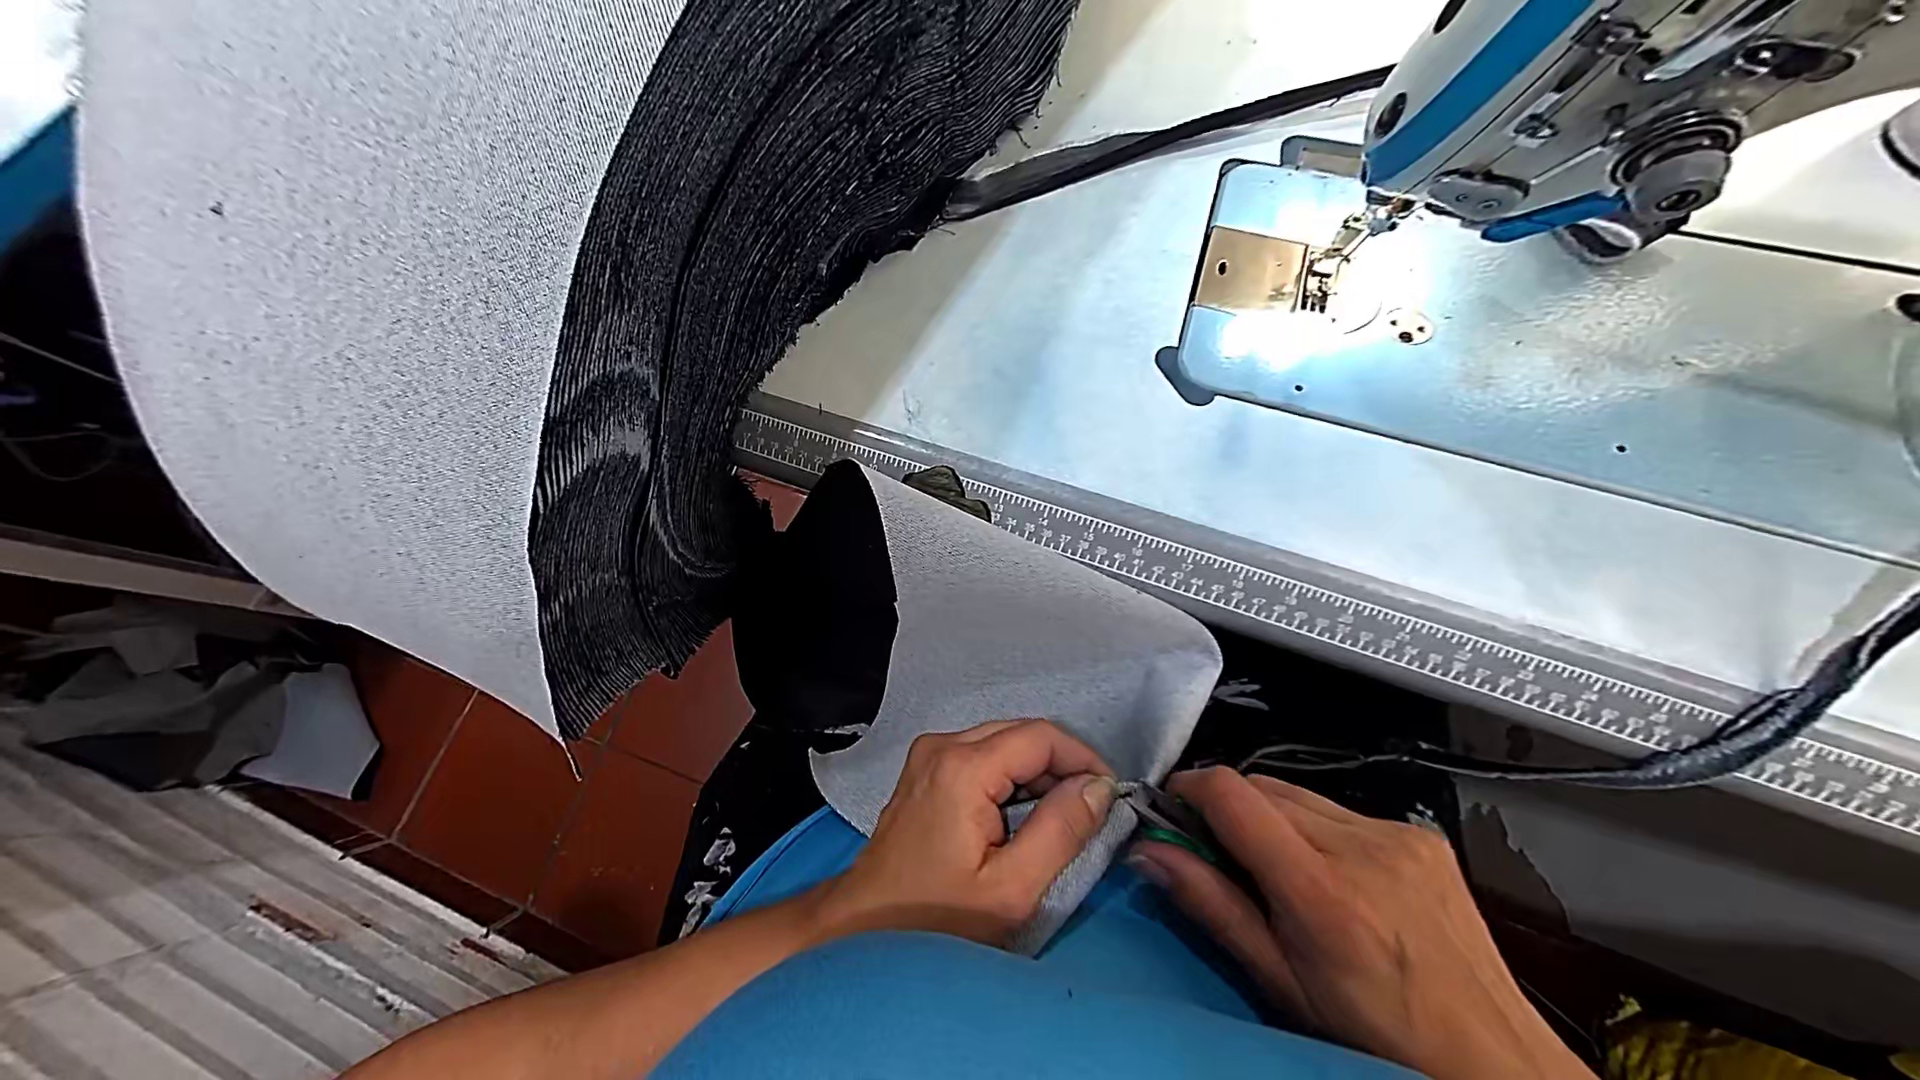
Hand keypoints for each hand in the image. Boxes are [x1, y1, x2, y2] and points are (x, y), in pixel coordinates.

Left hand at [815, 718, 1117, 947]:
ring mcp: (929, 755)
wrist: (862, 929)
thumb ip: (1061, 831)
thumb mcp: (1011, 888)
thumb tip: (1099, 788)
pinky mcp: (925, 770)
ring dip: (1038, 773)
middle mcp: (942, 746)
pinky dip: (1011, 777)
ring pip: (1003, 741)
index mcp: (962, 767)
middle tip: (1088, 811)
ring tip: (1059, 819)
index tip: (1108, 797)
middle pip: (1022, 733)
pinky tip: (1022, 816)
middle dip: (1062, 766)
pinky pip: (982, 755)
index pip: (1041, 736)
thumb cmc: (933, 921)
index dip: (1084, 759)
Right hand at [1128, 768, 1593, 1079]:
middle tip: (1217, 850)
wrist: (1495, 1061)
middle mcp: (1363, 847)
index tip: (1171, 807)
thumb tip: (1147, 851)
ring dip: (1270, 815)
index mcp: (1322, 892)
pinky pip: (1340, 808)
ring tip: (1278, 867)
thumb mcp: (1279, 981)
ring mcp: (1398, 835)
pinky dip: (1315, 826)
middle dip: (1226, 807)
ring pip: (1297, 793)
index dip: (1190, 788)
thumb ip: (1210, 906)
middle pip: (1260, 786)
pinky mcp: (1422, 834)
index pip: (1233, 795)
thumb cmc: (1375, 1034)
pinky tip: (1332, 871)